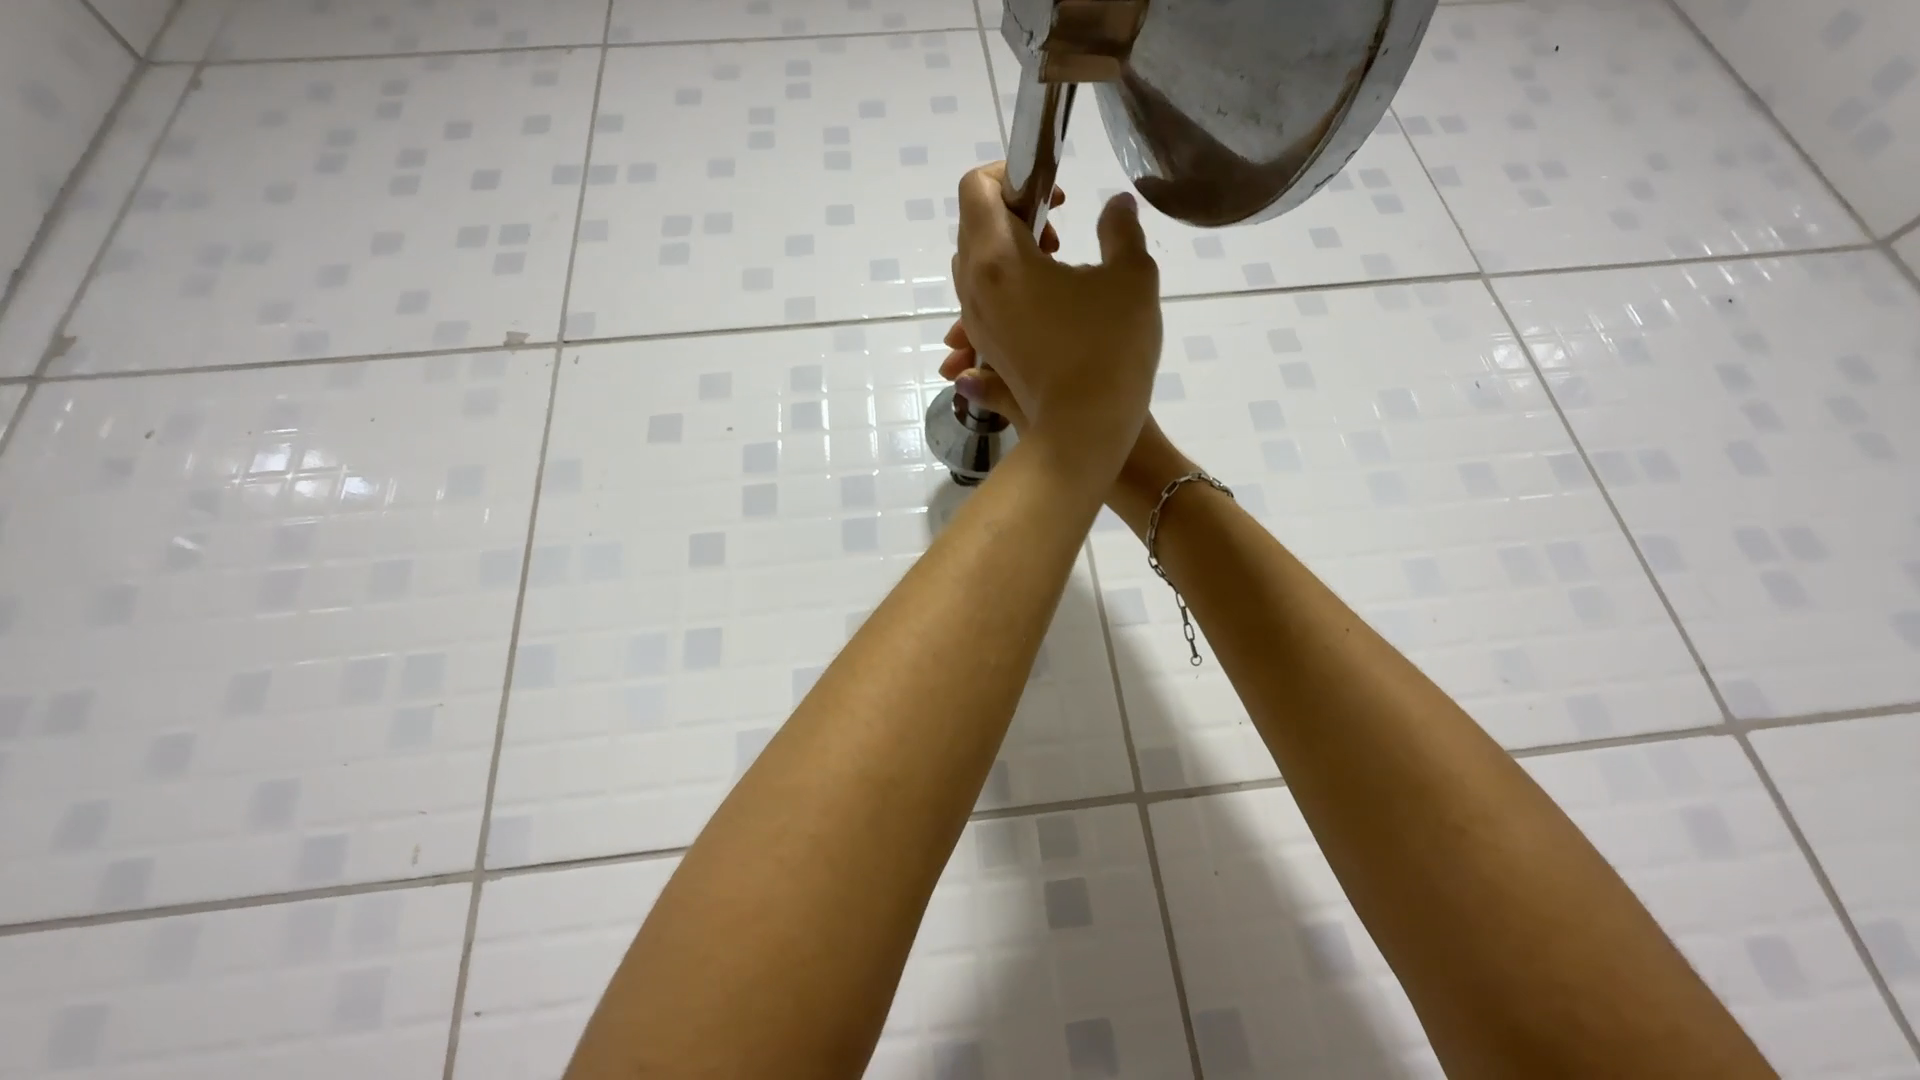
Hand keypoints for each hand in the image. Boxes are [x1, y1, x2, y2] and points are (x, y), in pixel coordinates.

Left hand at [944, 163, 1161, 482]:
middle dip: (1014, 215)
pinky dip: (1007, 289)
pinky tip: (1048, 308)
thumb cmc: (1109, 348)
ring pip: (976, 266)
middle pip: (973, 225)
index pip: (975, 188)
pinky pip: (982, 303)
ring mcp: (975, 322)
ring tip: (1058, 274)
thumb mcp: (1131, 278)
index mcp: (997, 257)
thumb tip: (1118, 206)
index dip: (1010, 175)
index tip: (1055, 196)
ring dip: (1010, 254)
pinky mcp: (986, 350)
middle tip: (1061, 237)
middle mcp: (973, 286)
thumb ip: (1122, 230)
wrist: (1084, 430)